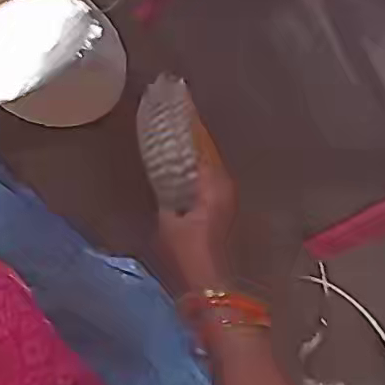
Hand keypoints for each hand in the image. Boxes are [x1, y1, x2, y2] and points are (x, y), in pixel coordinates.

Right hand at [156, 119, 236, 290]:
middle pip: (203, 145)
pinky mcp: (220, 210)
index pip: (198, 137)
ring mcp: (225, 197)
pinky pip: (202, 174)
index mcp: (212, 181)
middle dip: (185, 124)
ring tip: (167, 124)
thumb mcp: (169, 220)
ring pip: (203, 159)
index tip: (171, 92)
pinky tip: (175, 160)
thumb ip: (165, 187)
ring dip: (187, 142)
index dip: (184, 115)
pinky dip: (189, 162)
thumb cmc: (191, 258)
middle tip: (165, 102)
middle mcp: (224, 183)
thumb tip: (158, 162)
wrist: (215, 292)